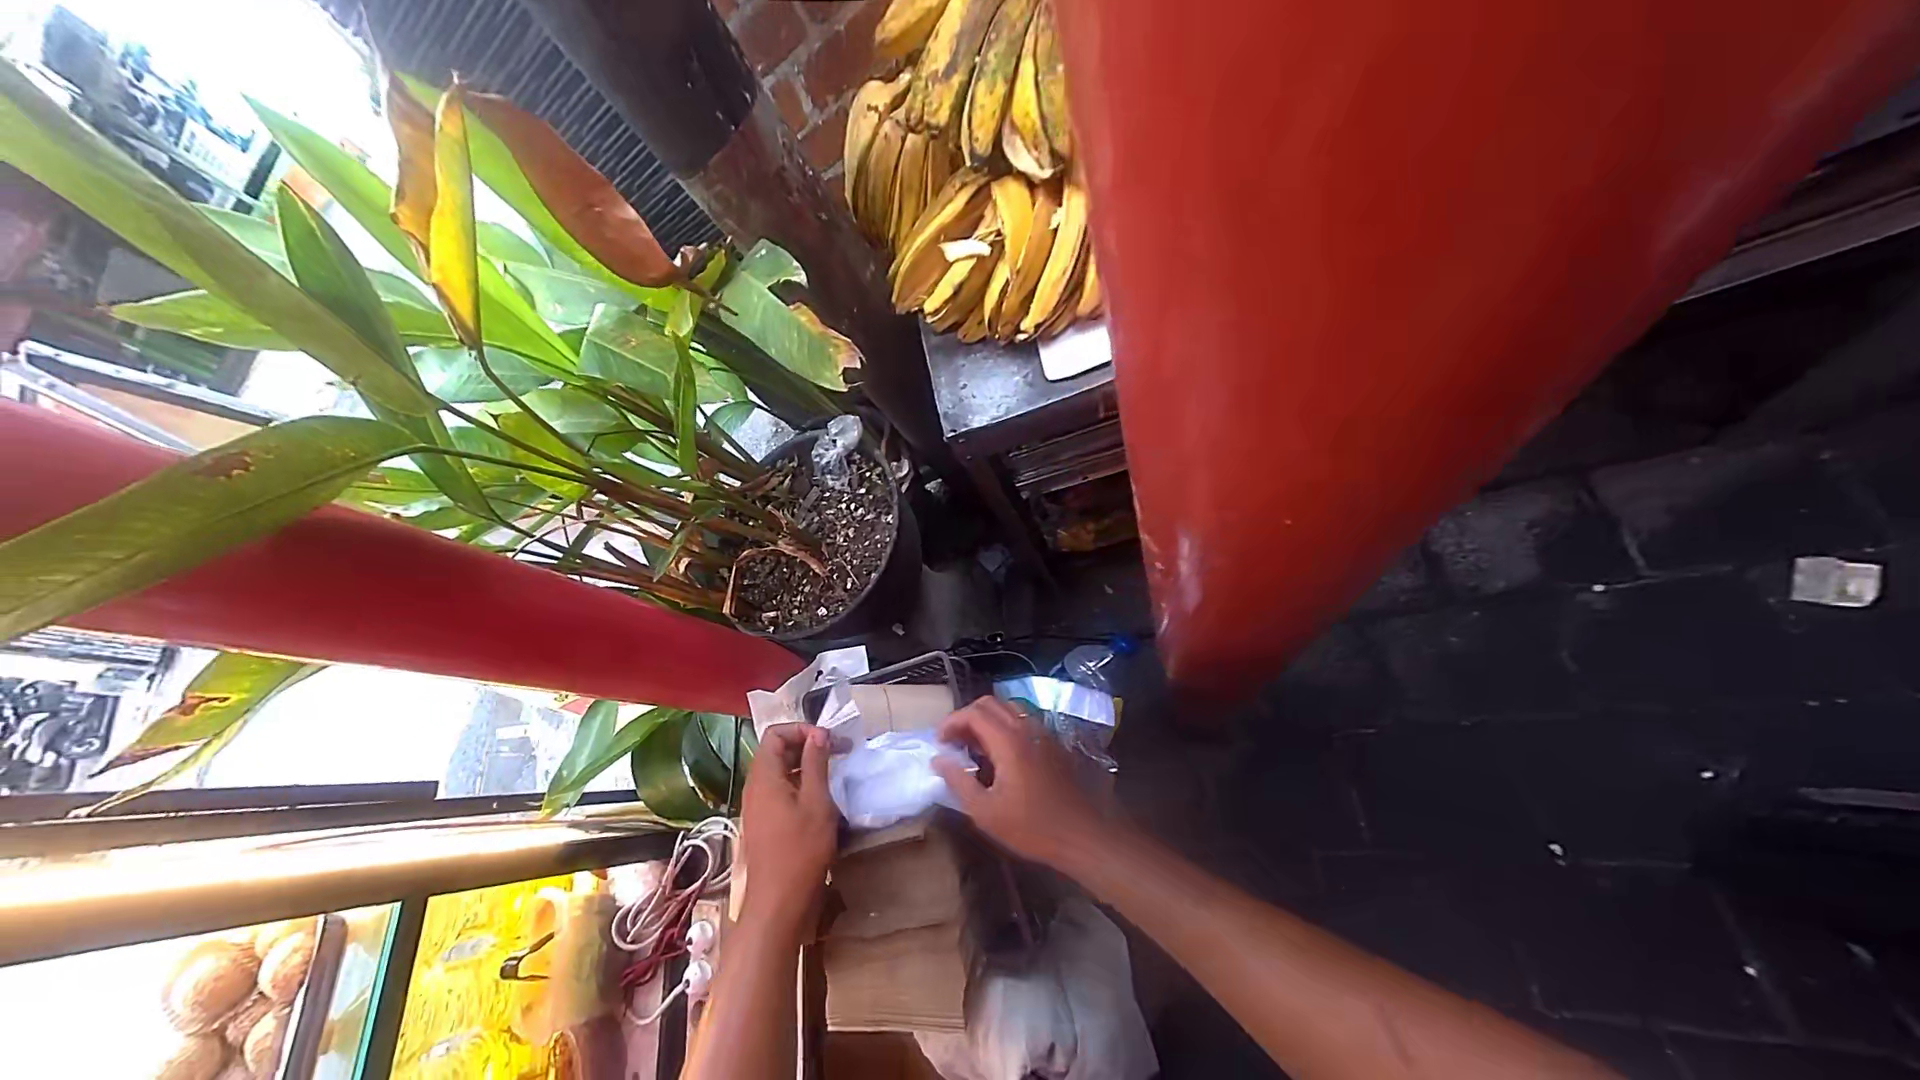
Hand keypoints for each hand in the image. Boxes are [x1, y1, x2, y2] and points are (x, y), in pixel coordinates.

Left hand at [739, 723, 838, 926]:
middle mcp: (755, 787)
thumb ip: (816, 763)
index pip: (775, 734)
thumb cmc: (800, 850)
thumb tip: (818, 733)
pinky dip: (799, 785)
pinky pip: (779, 791)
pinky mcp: (764, 823)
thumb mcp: (817, 802)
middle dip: (806, 745)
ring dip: (805, 766)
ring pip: (779, 772)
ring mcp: (757, 806)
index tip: (829, 741)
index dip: (802, 730)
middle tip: (838, 753)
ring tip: (833, 774)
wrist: (778, 904)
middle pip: (776, 751)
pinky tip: (820, 799)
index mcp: (764, 777)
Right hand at [933, 696, 1117, 870]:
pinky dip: (1005, 726)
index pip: (973, 713)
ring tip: (974, 746)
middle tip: (954, 741)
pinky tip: (1000, 755)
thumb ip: (959, 782)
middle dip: (966, 716)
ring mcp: (1044, 734)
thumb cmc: (1032, 827)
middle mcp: (1027, 729)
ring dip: (987, 719)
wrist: (1083, 836)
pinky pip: (1024, 721)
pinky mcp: (1054, 744)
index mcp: (1008, 741)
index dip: (951, 722)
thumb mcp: (986, 812)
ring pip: (1009, 709)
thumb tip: (939, 760)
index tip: (939, 742)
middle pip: (990, 703)